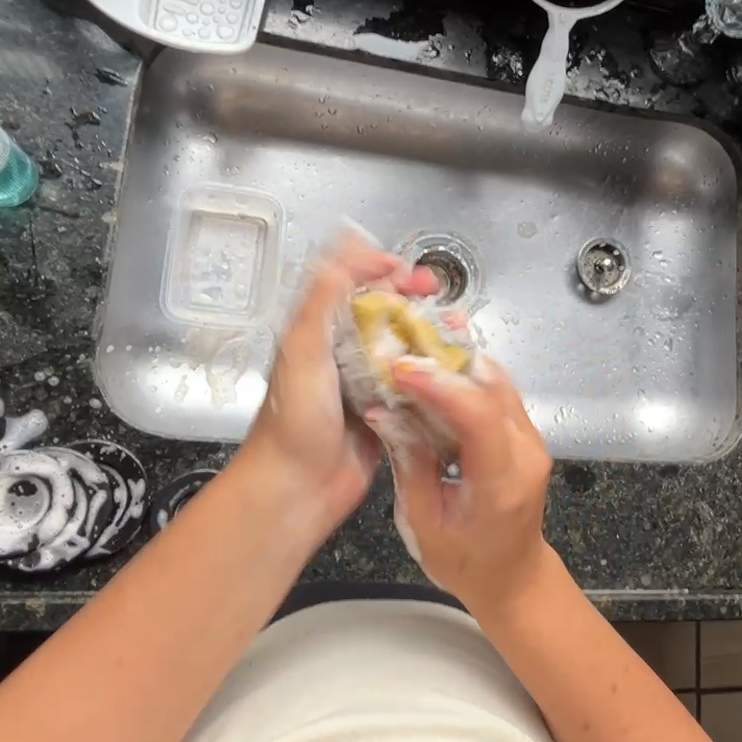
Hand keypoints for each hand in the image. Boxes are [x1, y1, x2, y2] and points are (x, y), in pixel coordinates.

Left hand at [237, 233, 434, 537]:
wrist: (298, 489)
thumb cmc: (293, 424)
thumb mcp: (301, 351)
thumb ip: (322, 300)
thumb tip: (349, 252)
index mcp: (318, 330)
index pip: (348, 281)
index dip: (376, 266)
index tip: (402, 268)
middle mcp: (342, 350)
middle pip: (381, 307)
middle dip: (409, 293)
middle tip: (432, 291)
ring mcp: (365, 379)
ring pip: (401, 342)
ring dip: (425, 329)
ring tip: (448, 325)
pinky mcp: (386, 407)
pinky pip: (413, 380)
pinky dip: (431, 368)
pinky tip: (448, 364)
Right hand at [377, 356, 556, 615]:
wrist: (514, 576)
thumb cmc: (466, 562)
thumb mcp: (424, 523)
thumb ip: (409, 465)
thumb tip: (383, 411)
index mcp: (503, 482)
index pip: (478, 416)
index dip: (439, 386)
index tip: (399, 370)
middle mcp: (527, 451)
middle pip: (491, 387)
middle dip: (444, 364)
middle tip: (398, 354)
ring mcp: (532, 437)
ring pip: (496, 381)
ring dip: (454, 365)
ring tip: (412, 360)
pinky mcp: (526, 431)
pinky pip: (497, 390)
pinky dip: (465, 378)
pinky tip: (434, 377)